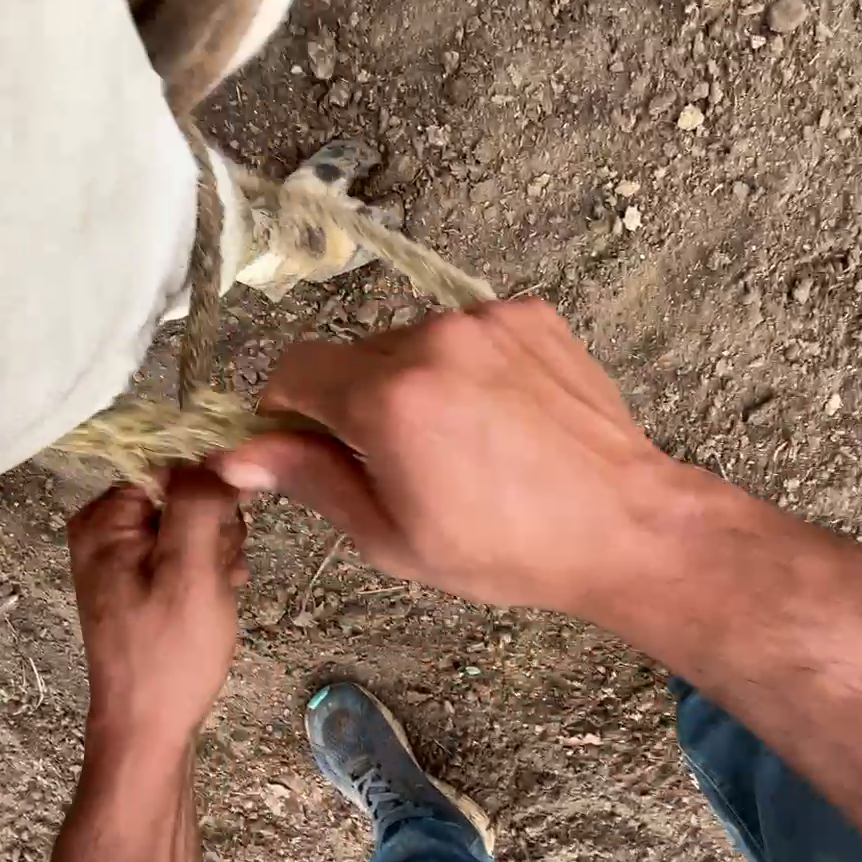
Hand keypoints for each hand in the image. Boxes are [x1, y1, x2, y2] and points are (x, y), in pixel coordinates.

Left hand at [67, 468, 248, 751]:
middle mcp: (106, 528)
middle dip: (216, 527)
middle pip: (185, 493)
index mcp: (105, 517)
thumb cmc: (169, 651)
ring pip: (194, 522)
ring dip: (219, 551)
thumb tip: (219, 456)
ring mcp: (122, 555)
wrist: (149, 729)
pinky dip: (209, 569)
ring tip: (217, 590)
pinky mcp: (140, 579)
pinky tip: (216, 596)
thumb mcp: (190, 569)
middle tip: (216, 571)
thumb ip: (200, 502)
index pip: (174, 466)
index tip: (231, 528)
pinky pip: (188, 549)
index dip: (213, 490)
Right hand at [213, 300, 720, 619]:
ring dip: (406, 381)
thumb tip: (236, 456)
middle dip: (352, 402)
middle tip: (397, 459)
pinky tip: (494, 412)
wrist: (625, 525)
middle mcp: (432, 338)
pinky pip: (460, 331)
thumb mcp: (390, 536)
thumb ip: (309, 480)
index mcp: (389, 398)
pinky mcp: (526, 312)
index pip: (292, 368)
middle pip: (350, 356)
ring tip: (456, 438)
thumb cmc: (502, 549)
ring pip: (405, 341)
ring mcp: (485, 318)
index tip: (309, 443)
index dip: (286, 409)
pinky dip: (458, 365)